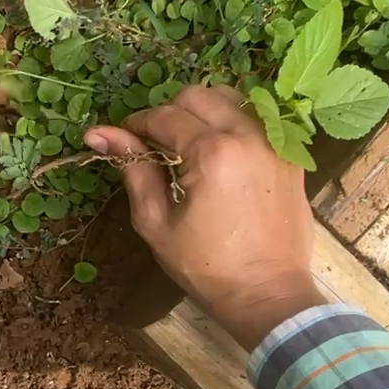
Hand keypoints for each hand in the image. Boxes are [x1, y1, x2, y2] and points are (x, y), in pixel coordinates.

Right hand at [85, 86, 327, 348]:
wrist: (266, 293)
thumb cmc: (203, 265)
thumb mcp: (155, 220)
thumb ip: (133, 169)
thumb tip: (98, 134)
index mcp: (213, 152)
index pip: (164, 116)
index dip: (135, 125)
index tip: (119, 141)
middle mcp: (249, 135)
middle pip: (199, 96)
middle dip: (168, 113)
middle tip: (152, 145)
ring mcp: (276, 142)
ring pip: (231, 99)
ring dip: (201, 113)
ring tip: (185, 147)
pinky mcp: (290, 155)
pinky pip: (257, 119)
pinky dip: (230, 124)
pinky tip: (216, 155)